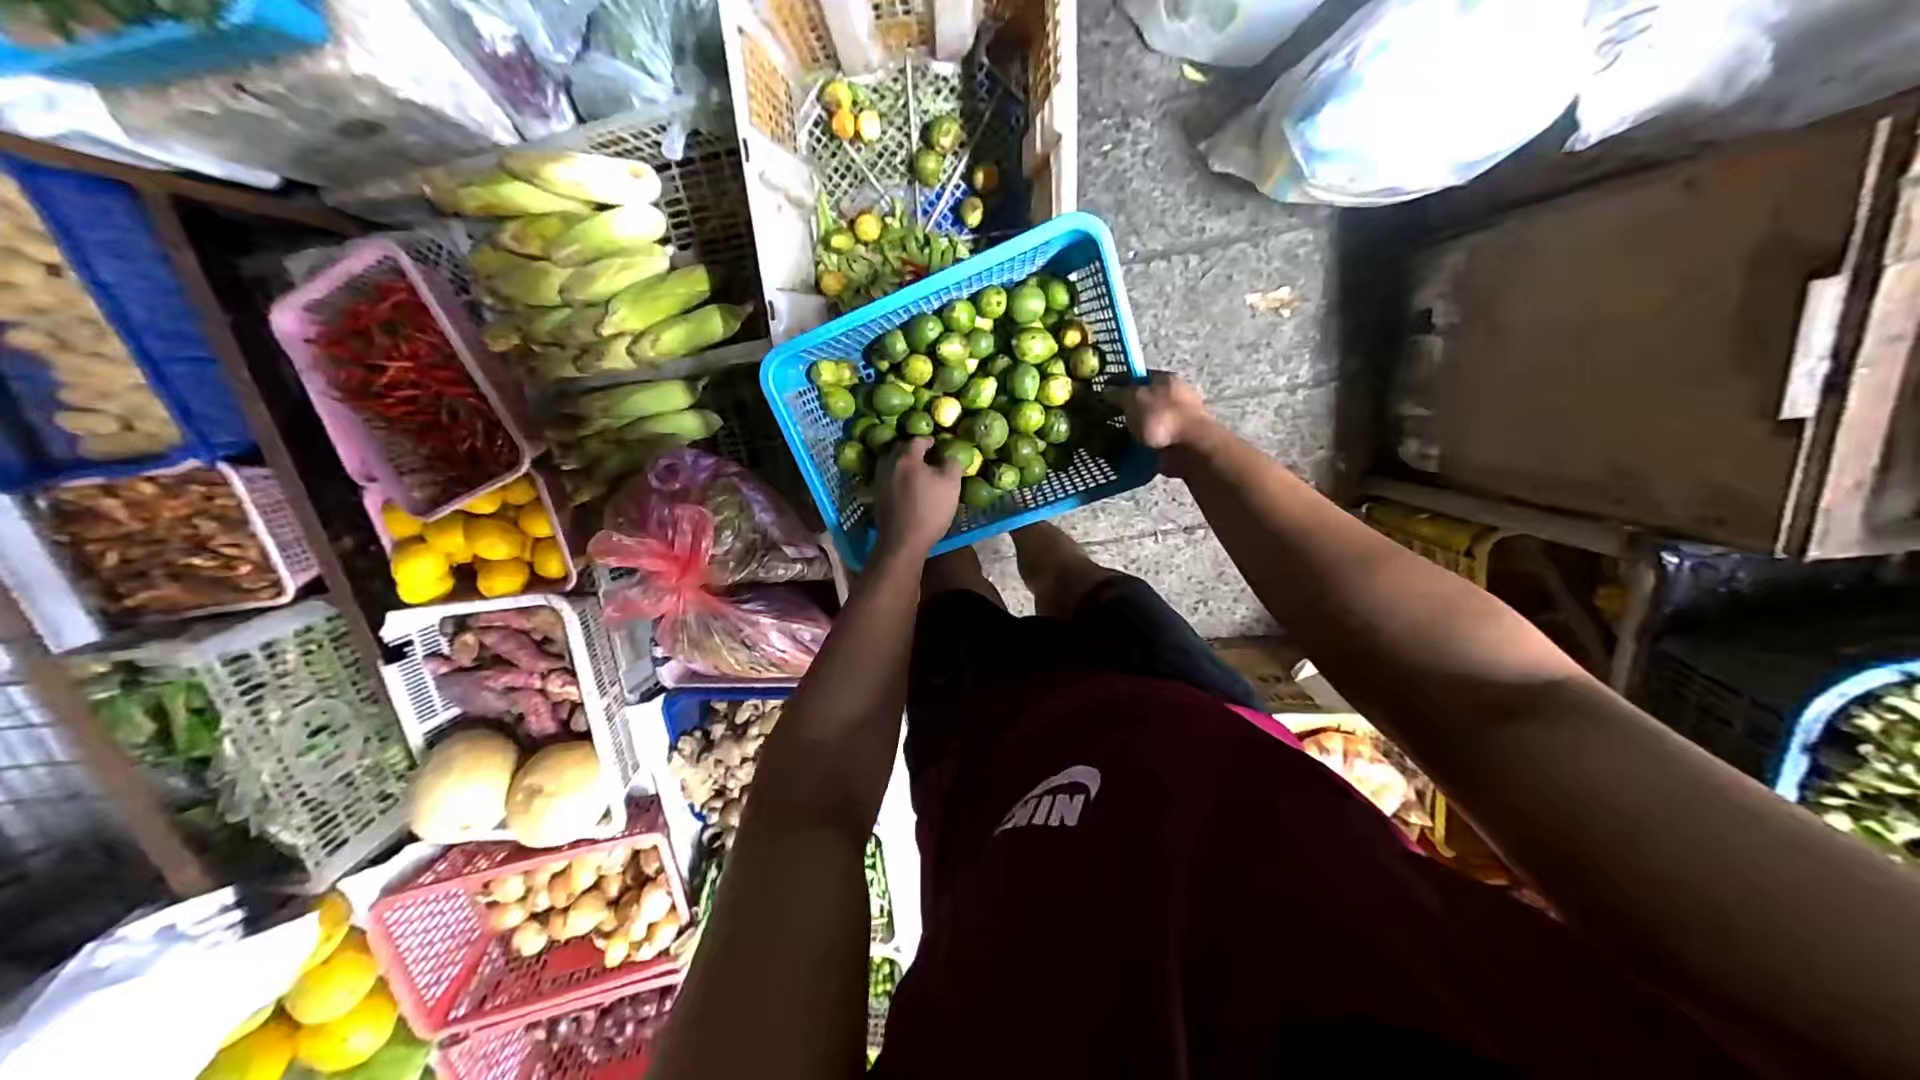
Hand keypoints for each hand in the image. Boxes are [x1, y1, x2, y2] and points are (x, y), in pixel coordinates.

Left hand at [873, 437, 962, 556]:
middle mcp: (889, 465)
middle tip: (926, 455)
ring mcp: (879, 481)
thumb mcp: (951, 485)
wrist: (903, 541)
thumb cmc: (930, 510)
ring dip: (902, 463)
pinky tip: (906, 486)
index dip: (929, 440)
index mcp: (907, 458)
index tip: (937, 444)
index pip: (918, 440)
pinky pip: (887, 478)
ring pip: (890, 463)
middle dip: (913, 449)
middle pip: (900, 449)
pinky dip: (896, 477)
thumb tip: (949, 455)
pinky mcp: (876, 496)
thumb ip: (952, 464)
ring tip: (915, 470)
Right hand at [1116, 371, 1216, 471]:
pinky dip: (1142, 446)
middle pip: (1145, 400)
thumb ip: (1118, 393)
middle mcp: (1175, 396)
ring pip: (1149, 421)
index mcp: (1166, 379)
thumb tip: (1106, 390)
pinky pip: (1154, 441)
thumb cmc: (1161, 416)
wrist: (1190, 449)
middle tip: (1107, 419)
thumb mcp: (1132, 399)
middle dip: (1127, 409)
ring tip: (1114, 439)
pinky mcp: (1179, 441)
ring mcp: (1179, 419)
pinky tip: (1129, 451)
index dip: (1120, 384)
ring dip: (1134, 430)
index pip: (1139, 376)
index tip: (1104, 396)